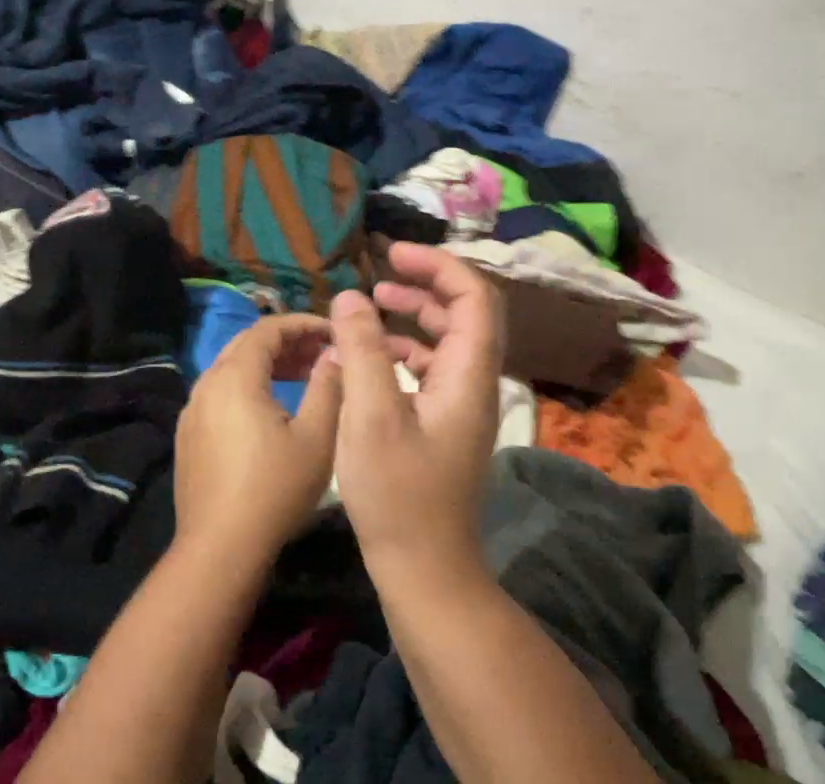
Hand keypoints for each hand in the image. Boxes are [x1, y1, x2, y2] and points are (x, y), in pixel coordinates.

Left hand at [174, 314, 341, 560]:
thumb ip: (328, 387)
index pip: (268, 328)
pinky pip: (220, 394)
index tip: (334, 333)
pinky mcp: (188, 435)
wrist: (221, 545)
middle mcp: (206, 384)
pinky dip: (248, 387)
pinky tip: (272, 410)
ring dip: (267, 365)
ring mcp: (192, 410)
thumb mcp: (316, 437)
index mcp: (235, 376)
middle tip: (323, 353)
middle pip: (246, 344)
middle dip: (287, 342)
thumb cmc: (275, 488)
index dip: (304, 324)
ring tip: (304, 377)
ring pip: (231, 369)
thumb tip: (334, 355)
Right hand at [329, 242, 506, 577]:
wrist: (424, 569)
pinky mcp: (444, 427)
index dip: (438, 265)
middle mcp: (475, 385)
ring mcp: (462, 407)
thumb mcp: (370, 415)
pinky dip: (403, 352)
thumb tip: (349, 297)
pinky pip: (431, 371)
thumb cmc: (397, 493)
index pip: (475, 297)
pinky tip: (368, 357)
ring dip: (413, 317)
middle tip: (378, 276)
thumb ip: (362, 349)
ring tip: (369, 308)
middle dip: (423, 286)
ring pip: (447, 343)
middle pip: (465, 314)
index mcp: (469, 376)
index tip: (390, 254)